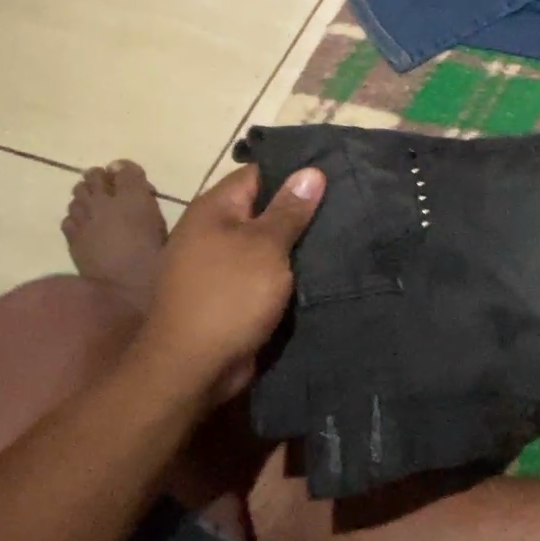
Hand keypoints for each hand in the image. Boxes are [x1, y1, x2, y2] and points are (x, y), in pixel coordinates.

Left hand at [126, 164, 323, 404]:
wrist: (191, 370)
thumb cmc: (228, 296)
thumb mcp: (265, 246)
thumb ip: (289, 209)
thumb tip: (311, 171)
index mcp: (213, 210)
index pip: (259, 173)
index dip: (295, 170)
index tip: (335, 172)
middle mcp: (211, 231)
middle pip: (264, 206)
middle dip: (302, 206)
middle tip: (347, 201)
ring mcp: (219, 264)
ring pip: (267, 240)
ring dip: (297, 240)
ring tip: (343, 231)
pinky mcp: (230, 293)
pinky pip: (265, 269)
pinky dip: (288, 267)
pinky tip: (320, 265)